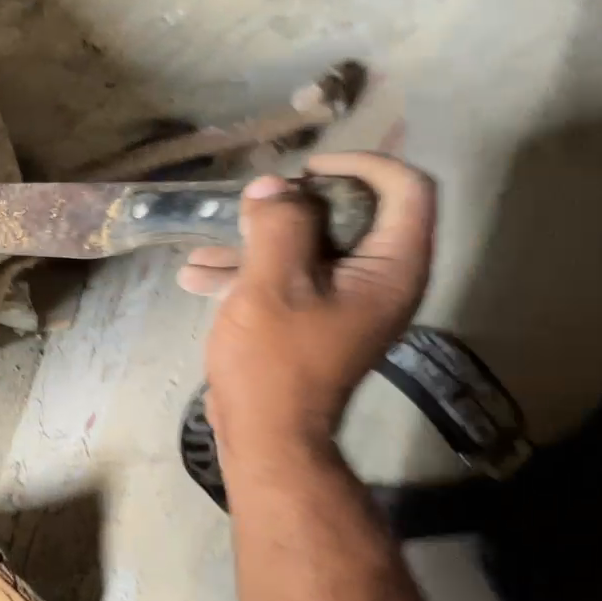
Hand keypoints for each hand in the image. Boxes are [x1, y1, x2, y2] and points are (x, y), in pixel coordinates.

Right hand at [178, 152, 436, 455]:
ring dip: (254, 246)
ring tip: (199, 251)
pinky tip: (196, 279)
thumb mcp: (270, 287)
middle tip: (247, 209)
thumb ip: (277, 227)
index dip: (358, 166)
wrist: (266, 434)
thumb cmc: (274, 360)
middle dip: (289, 210)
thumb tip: (271, 187)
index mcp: (392, 266)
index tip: (302, 172)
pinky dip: (247, 277)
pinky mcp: (311, 325)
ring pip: (307, 254)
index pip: (405, 188)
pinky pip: (286, 285)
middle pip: (349, 218)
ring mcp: (344, 306)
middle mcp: (380, 280)